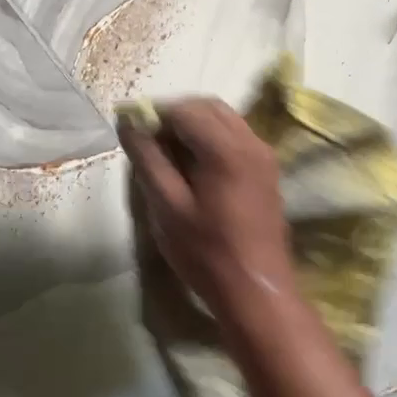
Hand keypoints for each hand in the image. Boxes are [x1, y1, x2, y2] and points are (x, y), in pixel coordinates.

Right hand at [117, 98, 295, 315]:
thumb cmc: (205, 252)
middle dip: (173, 115)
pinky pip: (235, 137)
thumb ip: (147, 159)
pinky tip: (191, 167)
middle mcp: (251, 144)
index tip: (131, 132)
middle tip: (147, 141)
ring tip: (166, 155)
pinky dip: (209, 139)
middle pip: (208, 107)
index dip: (153, 114)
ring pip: (224, 119)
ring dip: (192, 126)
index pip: (184, 110)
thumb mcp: (166, 206)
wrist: (255, 290)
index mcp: (226, 150)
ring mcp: (264, 157)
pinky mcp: (267, 172)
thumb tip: (129, 124)